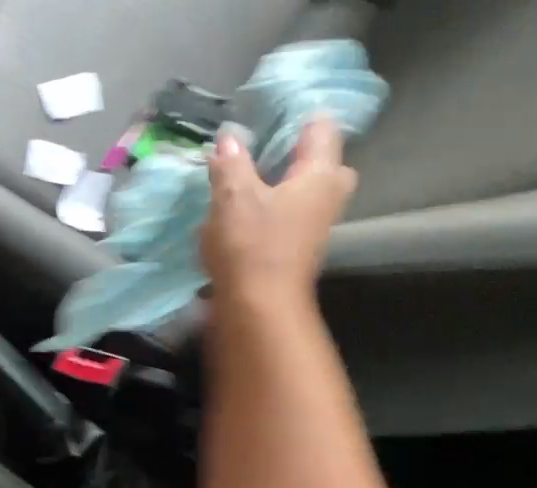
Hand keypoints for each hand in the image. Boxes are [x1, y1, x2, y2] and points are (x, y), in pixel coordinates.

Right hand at [203, 118, 358, 302]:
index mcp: (322, 172)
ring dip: (278, 180)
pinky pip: (291, 208)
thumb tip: (228, 136)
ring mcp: (319, 218)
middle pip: (316, 158)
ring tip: (244, 179)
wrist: (258, 304)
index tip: (269, 112)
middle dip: (289, 151)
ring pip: (303, 185)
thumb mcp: (232, 200)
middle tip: (255, 148)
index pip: (320, 127)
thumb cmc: (251, 245)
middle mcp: (331, 190)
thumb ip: (231, 165)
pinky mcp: (301, 241)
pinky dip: (273, 203)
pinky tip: (246, 210)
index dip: (296, 116)